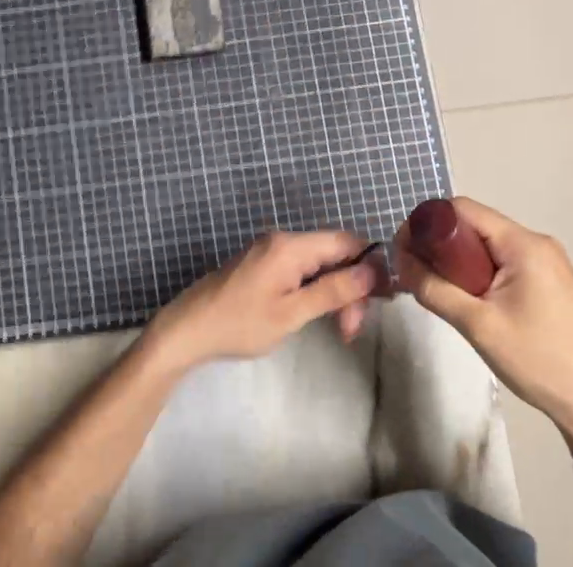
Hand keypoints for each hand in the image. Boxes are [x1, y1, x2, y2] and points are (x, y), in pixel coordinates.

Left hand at [144, 231, 380, 371]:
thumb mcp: (292, 312)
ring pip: (319, 264)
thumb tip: (373, 271)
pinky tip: (320, 315)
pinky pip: (301, 270)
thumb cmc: (240, 323)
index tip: (383, 300)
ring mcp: (270, 251)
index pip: (346, 241)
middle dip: (351, 288)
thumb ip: (333, 291)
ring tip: (340, 331)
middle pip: (334, 254)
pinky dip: (316, 291)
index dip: (371, 266)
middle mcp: (282, 240)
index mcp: (290, 246)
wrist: (189, 329)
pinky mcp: (263, 265)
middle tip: (351, 329)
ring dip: (335, 293)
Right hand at [394, 198, 572, 453]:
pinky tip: (470, 305)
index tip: (403, 250)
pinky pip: (504, 266)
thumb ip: (433, 289)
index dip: (426, 223)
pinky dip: (479, 276)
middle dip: (440, 247)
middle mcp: (538, 245)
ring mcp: (548, 266)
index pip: (463, 210)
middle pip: (475, 227)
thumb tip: (400, 262)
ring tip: (440, 294)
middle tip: (417, 275)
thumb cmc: (538, 361)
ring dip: (459, 265)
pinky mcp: (551, 285)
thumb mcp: (476, 325)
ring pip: (488, 249)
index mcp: (524, 245)